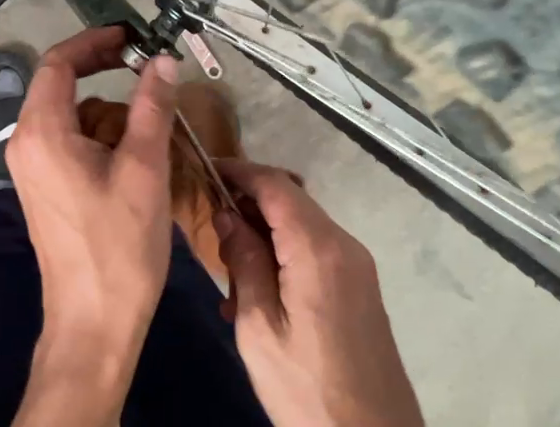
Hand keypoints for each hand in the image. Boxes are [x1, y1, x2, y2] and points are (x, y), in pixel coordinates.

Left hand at [8, 27, 180, 424]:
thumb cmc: (119, 247)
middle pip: (58, 85)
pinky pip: (66, 141)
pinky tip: (132, 155)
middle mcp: (25, 143)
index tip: (130, 37)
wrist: (93, 323)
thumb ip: (151, 108)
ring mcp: (29, 168)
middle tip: (144, 68)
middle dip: (101, 72)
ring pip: (66, 115)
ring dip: (105, 109)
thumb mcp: (144, 170)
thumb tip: (162, 60)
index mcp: (41, 132)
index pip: (58, 63)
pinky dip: (97, 135)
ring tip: (149, 122)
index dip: (93, 42)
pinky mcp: (41, 188)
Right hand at [214, 160, 425, 426]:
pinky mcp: (359, 288)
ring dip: (262, 234)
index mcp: (318, 249)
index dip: (236, 170)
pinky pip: (313, 250)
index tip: (200, 170)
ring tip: (231, 278)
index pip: (274, 183)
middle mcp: (344, 245)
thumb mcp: (259, 328)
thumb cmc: (307, 389)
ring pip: (299, 224)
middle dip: (246, 206)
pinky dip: (282, 254)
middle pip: (288, 199)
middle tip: (212, 239)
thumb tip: (228, 215)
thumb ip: (244, 261)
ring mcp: (357, 267)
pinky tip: (258, 294)